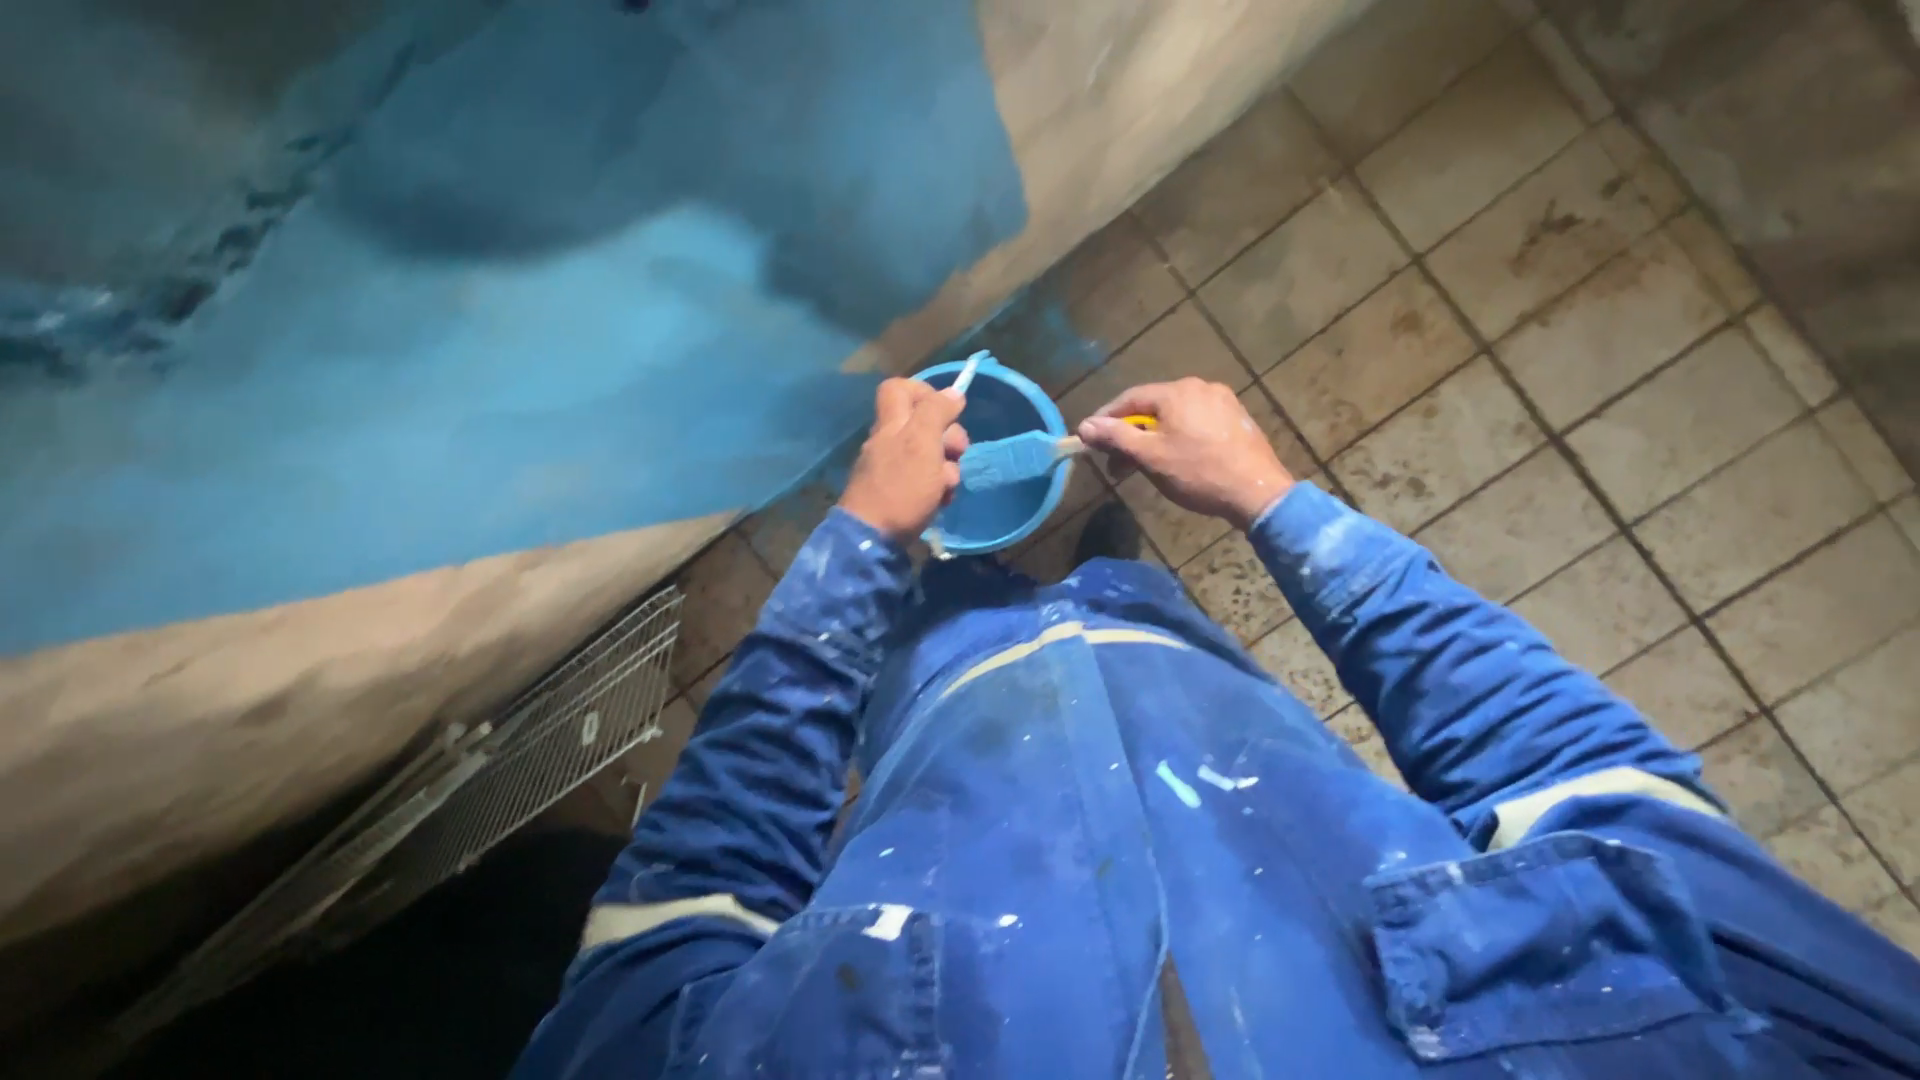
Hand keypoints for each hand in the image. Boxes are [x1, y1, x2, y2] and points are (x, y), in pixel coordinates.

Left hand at [838, 378, 969, 541]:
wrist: (872, 538)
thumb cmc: (900, 488)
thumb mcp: (922, 444)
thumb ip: (937, 413)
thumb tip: (953, 392)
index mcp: (891, 423)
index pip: (900, 388)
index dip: (925, 392)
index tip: (947, 411)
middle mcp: (888, 441)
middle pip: (924, 424)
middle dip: (948, 438)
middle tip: (956, 453)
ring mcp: (891, 469)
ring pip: (929, 456)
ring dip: (946, 469)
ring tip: (947, 487)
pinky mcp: (896, 493)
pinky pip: (923, 482)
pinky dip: (935, 489)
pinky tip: (940, 502)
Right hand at [1078, 378, 1294, 529]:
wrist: (1258, 492)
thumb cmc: (1197, 472)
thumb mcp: (1149, 456)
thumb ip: (1115, 437)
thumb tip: (1084, 426)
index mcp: (1177, 391)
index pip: (1129, 398)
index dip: (1106, 418)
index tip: (1089, 439)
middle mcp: (1200, 387)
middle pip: (1153, 408)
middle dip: (1130, 435)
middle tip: (1116, 465)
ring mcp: (1223, 402)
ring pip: (1175, 416)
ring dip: (1153, 439)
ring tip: (1143, 467)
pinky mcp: (1237, 419)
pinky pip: (1196, 423)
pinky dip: (1177, 438)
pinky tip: (1175, 460)